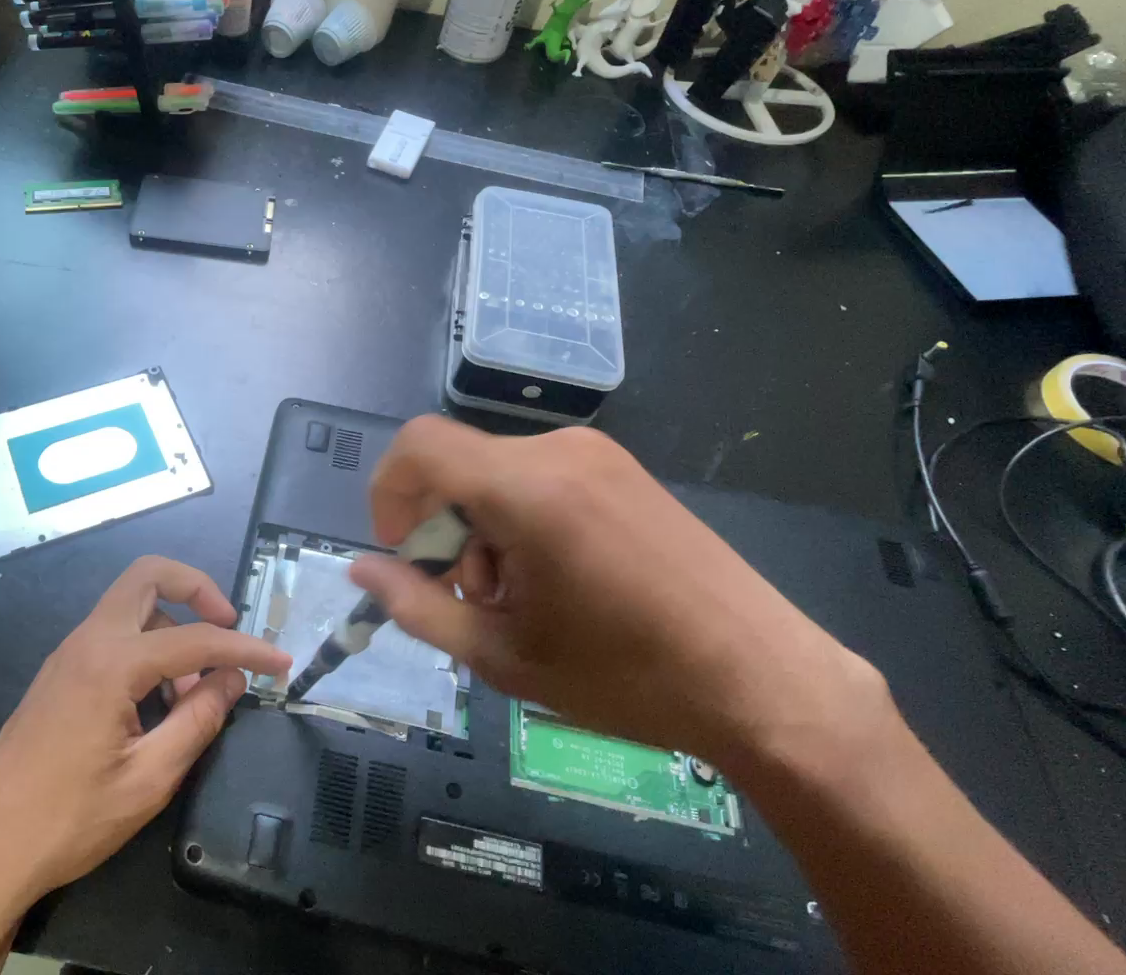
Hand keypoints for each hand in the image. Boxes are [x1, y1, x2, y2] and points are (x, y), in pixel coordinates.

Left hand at [0, 557, 288, 974]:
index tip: (281, 664)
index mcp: (111, 663)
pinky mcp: (60, 676)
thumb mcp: (149, 778)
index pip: (196, 638)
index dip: (245, 649)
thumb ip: (198, 721)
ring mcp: (68, 656)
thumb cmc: (69, 819)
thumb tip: (232, 680)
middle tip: (229, 630)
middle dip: (197, 590)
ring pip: (131, 608)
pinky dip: (148, 651)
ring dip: (173, 630)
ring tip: (196, 695)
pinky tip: (161, 704)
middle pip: (148, 576)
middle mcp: (87, 642)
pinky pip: (114, 638)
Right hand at [349, 416, 887, 765]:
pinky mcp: (625, 471)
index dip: (388, 494)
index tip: (406, 555)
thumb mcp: (502, 655)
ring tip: (523, 604)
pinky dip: (521, 522)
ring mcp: (600, 456)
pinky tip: (559, 582)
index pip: (419, 445)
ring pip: (497, 476)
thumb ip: (418, 606)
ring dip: (483, 533)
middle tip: (474, 602)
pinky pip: (540, 479)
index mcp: (528, 490)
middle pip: (457, 467)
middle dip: (444, 531)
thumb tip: (362, 568)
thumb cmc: (625, 678)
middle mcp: (561, 452)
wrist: (763, 680)